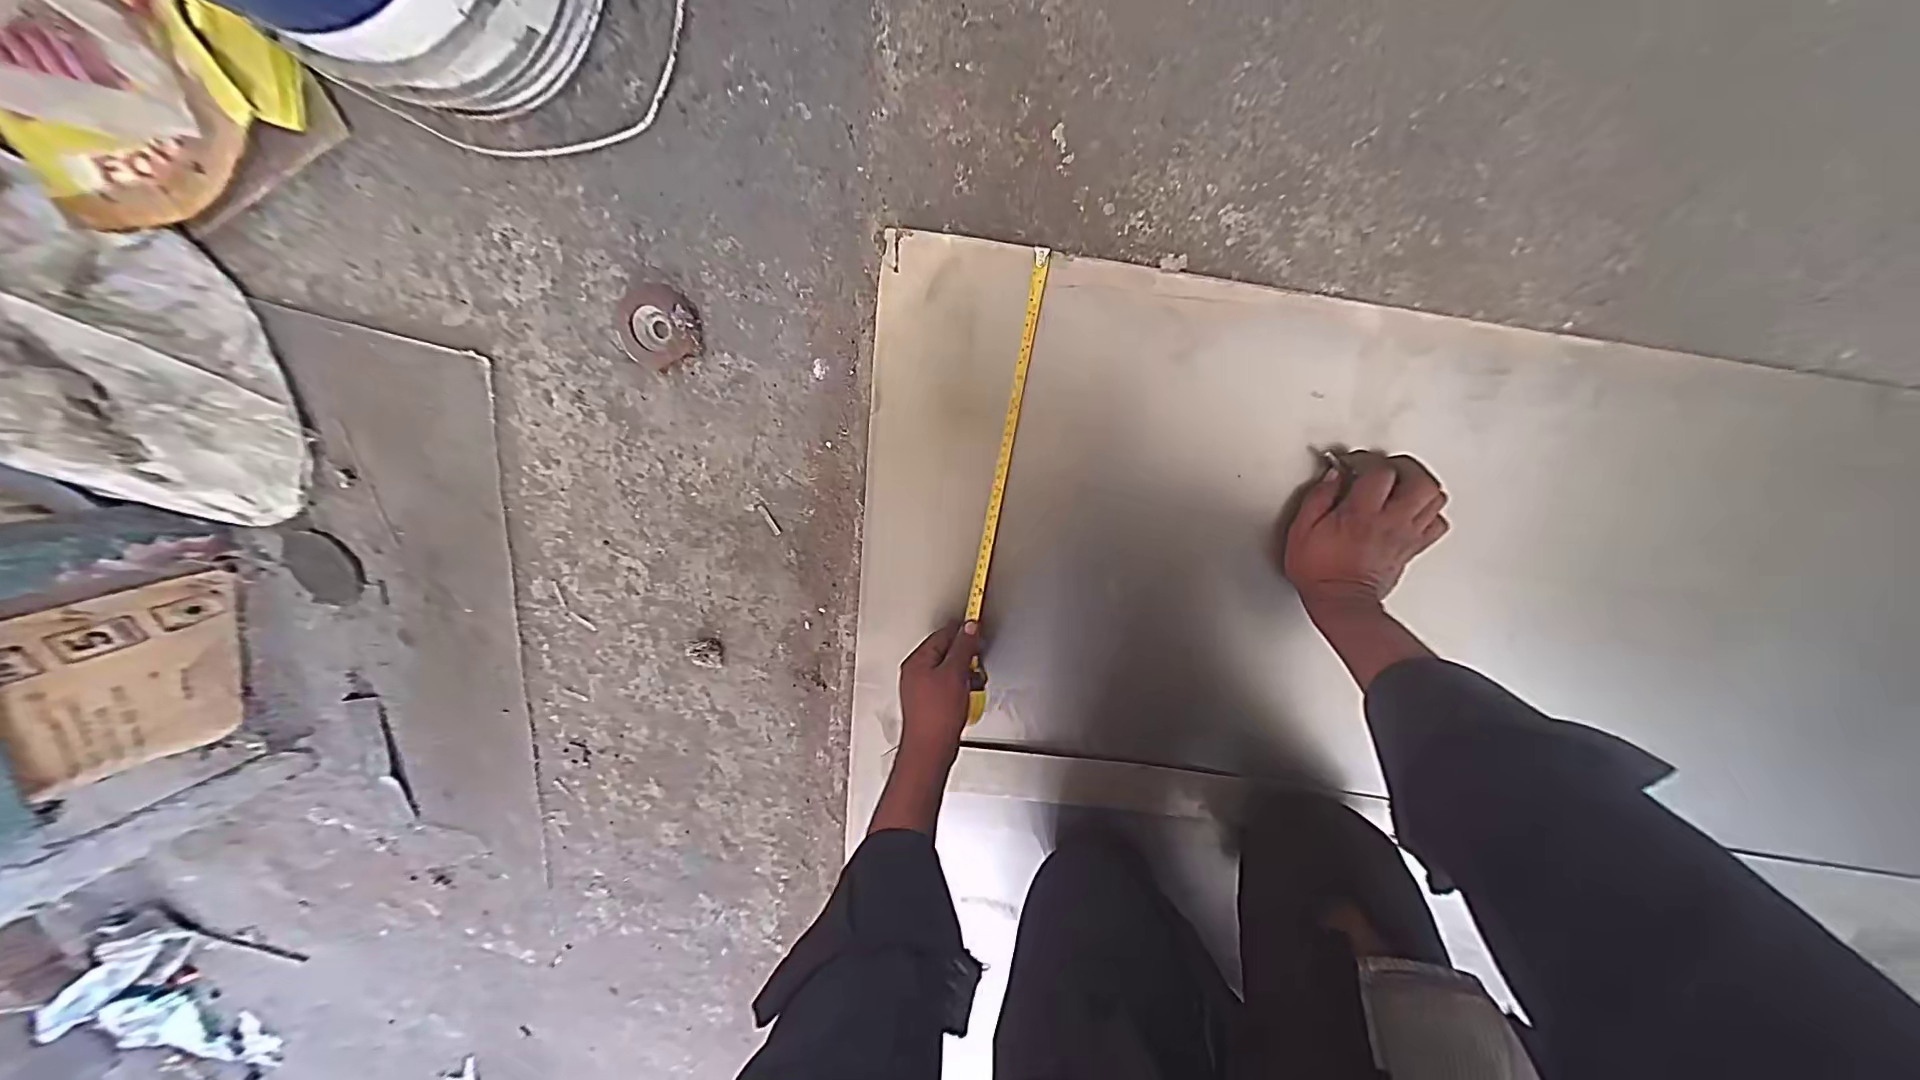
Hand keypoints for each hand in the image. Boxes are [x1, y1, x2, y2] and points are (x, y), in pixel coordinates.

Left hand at [897, 620, 981, 759]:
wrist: (931, 749)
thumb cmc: (936, 716)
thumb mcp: (955, 674)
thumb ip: (963, 647)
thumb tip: (969, 628)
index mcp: (918, 661)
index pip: (943, 634)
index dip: (963, 632)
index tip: (978, 630)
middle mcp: (916, 672)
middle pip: (945, 651)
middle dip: (965, 656)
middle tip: (976, 663)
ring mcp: (922, 688)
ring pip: (948, 669)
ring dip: (965, 673)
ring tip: (973, 683)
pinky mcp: (930, 702)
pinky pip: (947, 685)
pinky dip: (960, 687)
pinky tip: (967, 696)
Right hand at [1282, 450, 1448, 609]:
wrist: (1339, 602)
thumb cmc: (1319, 571)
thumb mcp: (1302, 530)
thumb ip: (1317, 498)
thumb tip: (1331, 476)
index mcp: (1361, 514)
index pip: (1379, 471)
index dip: (1365, 459)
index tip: (1350, 462)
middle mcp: (1391, 522)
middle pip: (1418, 478)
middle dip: (1400, 465)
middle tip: (1380, 467)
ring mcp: (1407, 535)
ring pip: (1434, 497)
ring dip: (1417, 483)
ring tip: (1397, 484)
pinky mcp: (1413, 547)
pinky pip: (1437, 522)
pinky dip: (1428, 510)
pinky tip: (1409, 510)